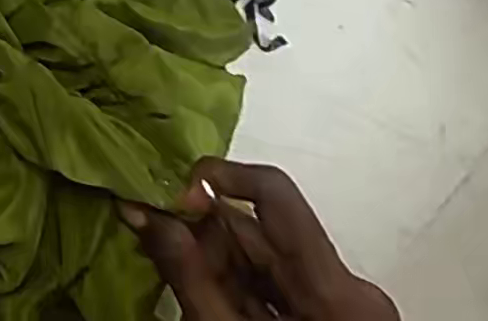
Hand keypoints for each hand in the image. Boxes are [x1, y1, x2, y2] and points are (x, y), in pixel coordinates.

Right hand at [120, 158, 398, 320]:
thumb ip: (185, 270)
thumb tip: (138, 206)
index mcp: (337, 291)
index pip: (273, 191)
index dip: (217, 179)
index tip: (170, 201)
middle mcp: (348, 288)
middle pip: (259, 228)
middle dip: (201, 232)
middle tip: (154, 242)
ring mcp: (344, 308)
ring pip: (261, 256)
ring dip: (212, 261)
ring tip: (183, 285)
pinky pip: (273, 283)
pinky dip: (234, 284)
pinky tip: (208, 300)